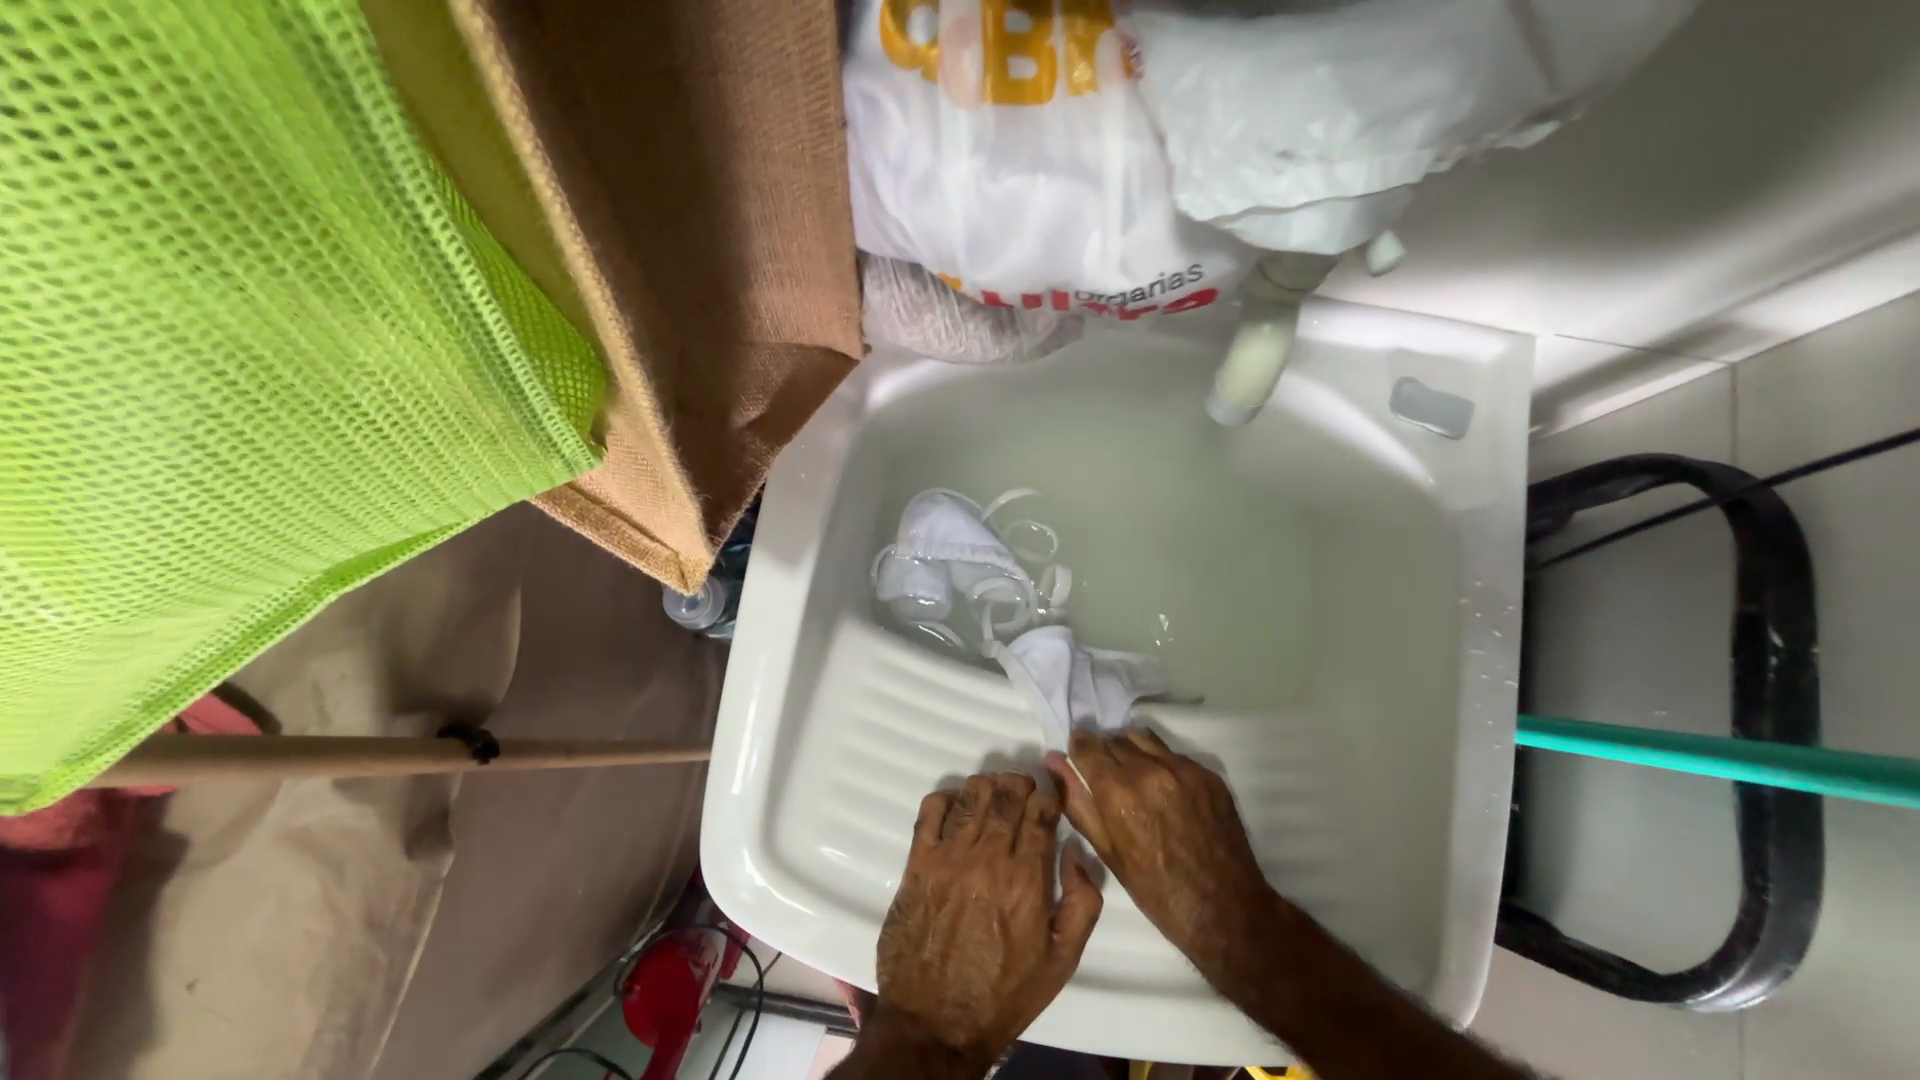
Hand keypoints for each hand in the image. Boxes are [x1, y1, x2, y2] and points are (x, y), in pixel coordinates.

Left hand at [870, 772, 1103, 1070]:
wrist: (936, 1022)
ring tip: (994, 798)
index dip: (1049, 798)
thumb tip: (1074, 851)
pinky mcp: (917, 863)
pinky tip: (957, 810)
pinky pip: (931, 810)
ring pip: (972, 794)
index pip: (1041, 810)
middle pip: (1007, 793)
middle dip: (1021, 784)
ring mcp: (947, 858)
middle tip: (1024, 793)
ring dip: (988, 786)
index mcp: (1026, 879)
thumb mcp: (1062, 960)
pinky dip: (947, 799)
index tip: (1050, 804)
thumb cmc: (1004, 994)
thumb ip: (1083, 902)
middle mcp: (987, 858)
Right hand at [1045, 728, 1279, 981]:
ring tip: (1137, 782)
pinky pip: (1174, 755)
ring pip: (1144, 740)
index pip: (1087, 745)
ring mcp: (1183, 769)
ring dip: (1133, 752)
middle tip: (1110, 782)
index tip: (1080, 757)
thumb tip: (1054, 761)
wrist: (1224, 907)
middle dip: (1106, 754)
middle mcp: (1150, 771)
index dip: (1080, 749)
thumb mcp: (1107, 851)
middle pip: (1114, 740)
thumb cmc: (1155, 889)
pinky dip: (1162, 765)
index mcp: (1119, 792)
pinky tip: (1167, 795)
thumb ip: (1077, 801)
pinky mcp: (1208, 774)